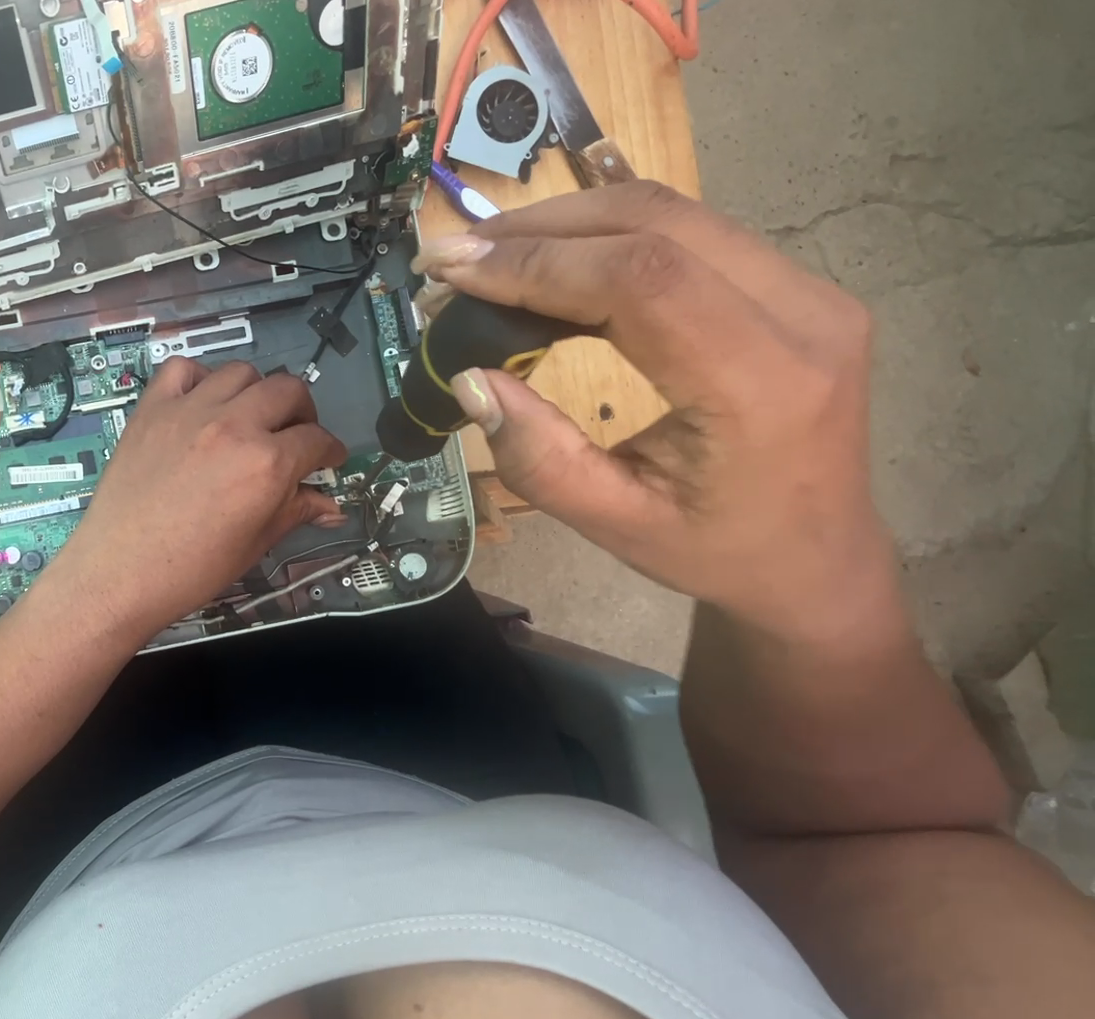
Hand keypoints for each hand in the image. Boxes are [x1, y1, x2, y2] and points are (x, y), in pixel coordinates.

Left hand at [45, 358, 347, 641]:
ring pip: (240, 372)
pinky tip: (201, 402)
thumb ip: (294, 512)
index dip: (329, 451)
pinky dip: (199, 378)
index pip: (316, 440)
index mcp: (265, 464)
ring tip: (250, 417)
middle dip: (302, 412)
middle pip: (287, 390)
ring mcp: (189, 412)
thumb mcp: (254, 544)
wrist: (119, 573)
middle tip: (296, 435)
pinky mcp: (152, 410)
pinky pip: (182, 369)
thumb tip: (328, 506)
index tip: (327, 459)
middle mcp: (232, 426)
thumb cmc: (188, 570)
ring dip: (255, 391)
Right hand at [413, 182, 895, 637]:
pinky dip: (600, 239)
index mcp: (759, 385)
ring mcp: (806, 289)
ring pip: (670, 213)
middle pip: (655, 223)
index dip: (536, 264)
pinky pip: (686, 233)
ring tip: (484, 258)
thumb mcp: (613, 522)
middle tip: (451, 258)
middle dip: (536, 231)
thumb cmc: (715, 551)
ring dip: (563, 225)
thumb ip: (538, 457)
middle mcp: (801, 314)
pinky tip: (545, 265)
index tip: (452, 272)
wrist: (816, 556)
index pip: (640, 280)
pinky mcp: (790, 284)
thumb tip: (469, 379)